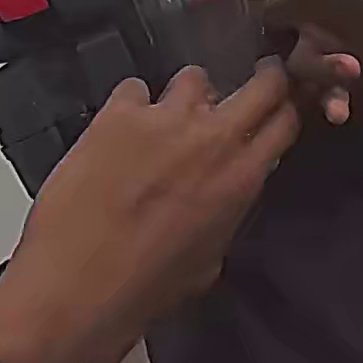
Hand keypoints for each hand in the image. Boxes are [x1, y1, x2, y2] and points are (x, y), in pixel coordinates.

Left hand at [0, 58, 299, 362]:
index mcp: (241, 178)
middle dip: (265, 77)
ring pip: (194, 76)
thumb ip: (226, 208)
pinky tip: (117, 132)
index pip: (285, 119)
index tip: (278, 102)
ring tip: (163, 122)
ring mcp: (165, 119)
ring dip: (186, 98)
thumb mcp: (209, 255)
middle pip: (263, 83)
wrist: (77, 285)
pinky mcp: (118, 112)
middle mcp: (212, 138)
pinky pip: (135, 88)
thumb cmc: (148, 285)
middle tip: (252, 83)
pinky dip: (131, 106)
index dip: (285, 106)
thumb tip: (223, 188)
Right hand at [186, 0, 362, 126]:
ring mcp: (318, 43)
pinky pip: (315, 90)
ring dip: (311, 73)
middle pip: (260, 24)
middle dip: (251, 41)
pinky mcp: (335, 72)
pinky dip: (324, 102)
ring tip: (346, 73)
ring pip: (288, 64)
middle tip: (243, 62)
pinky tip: (339, 111)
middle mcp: (305, 10)